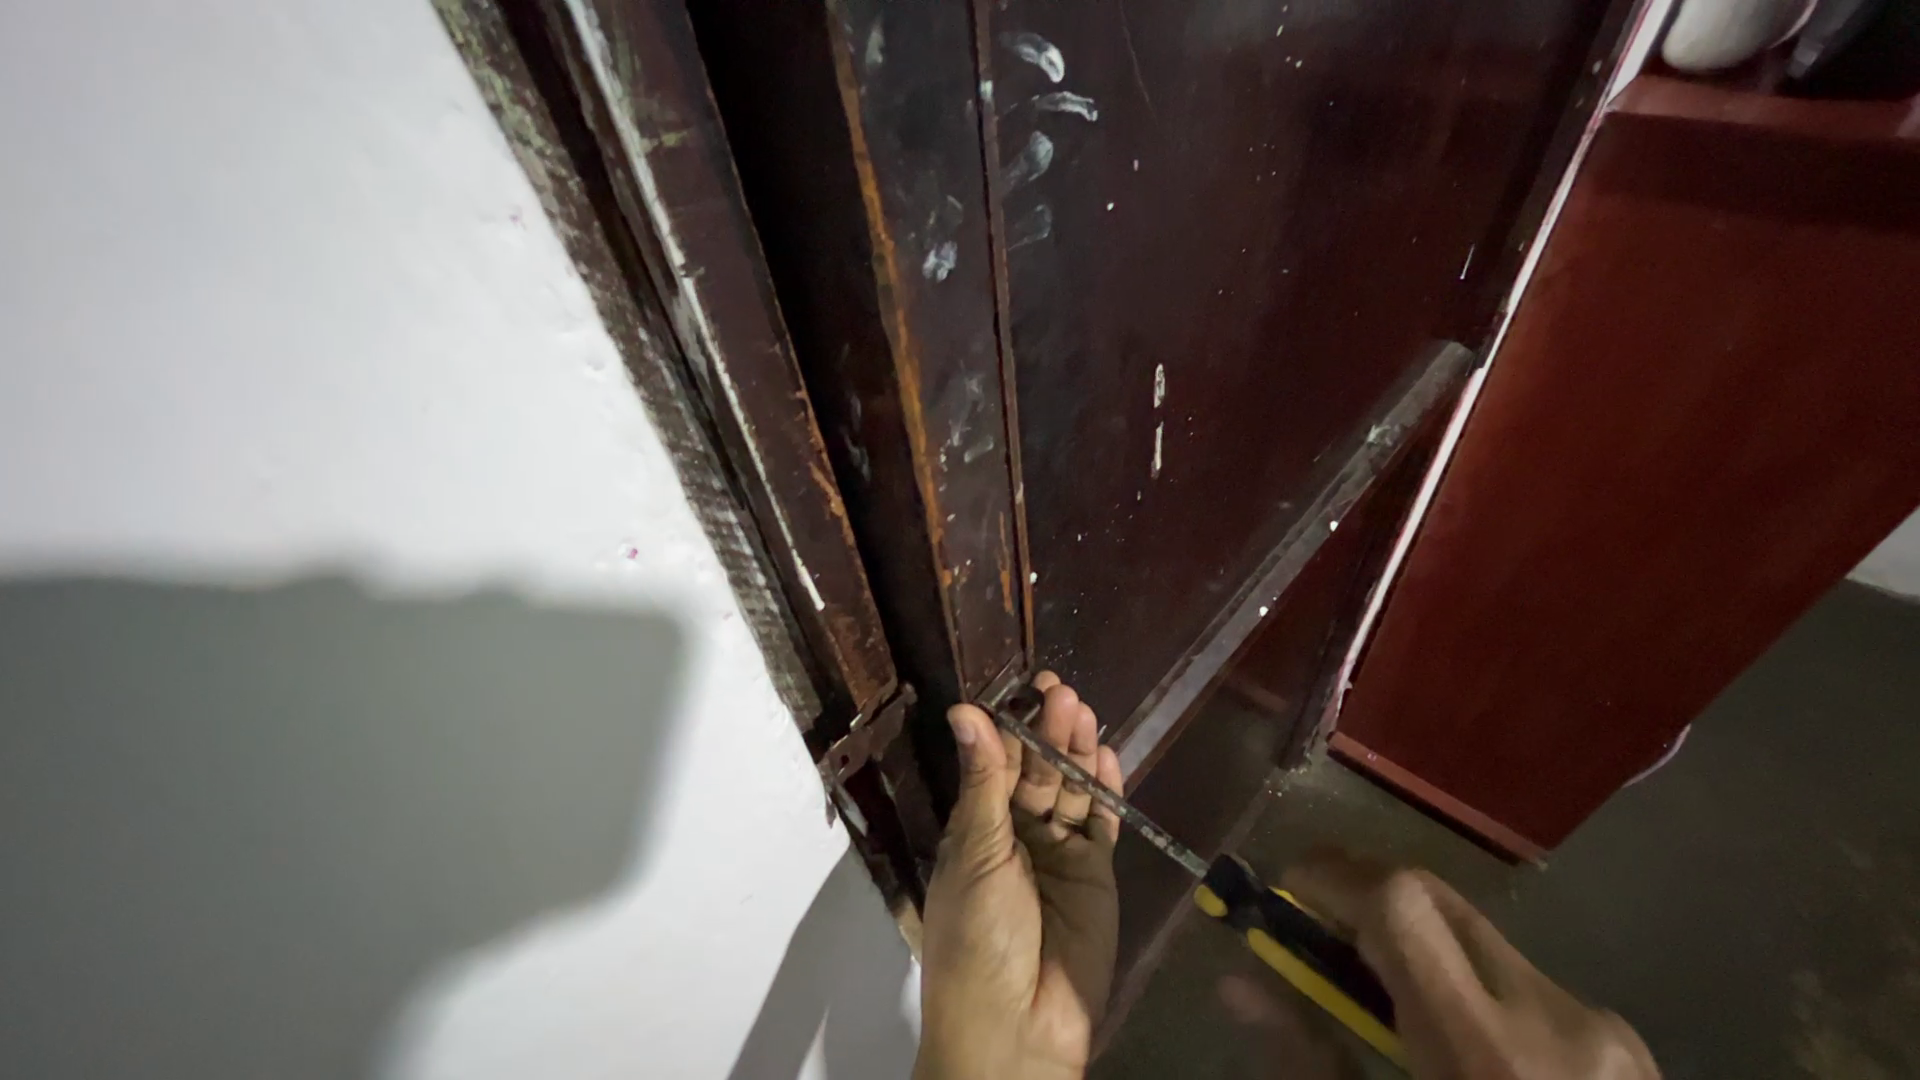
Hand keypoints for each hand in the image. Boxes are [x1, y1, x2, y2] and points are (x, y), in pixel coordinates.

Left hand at [914, 673, 1122, 1079]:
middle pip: (1038, 772)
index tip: (1024, 687)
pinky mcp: (1094, 875)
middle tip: (1060, 691)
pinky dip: (1105, 791)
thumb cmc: (979, 932)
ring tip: (1084, 712)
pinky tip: (1108, 756)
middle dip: (1047, 732)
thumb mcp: (977, 850)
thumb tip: (965, 710)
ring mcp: (1058, 854)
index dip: (1010, 727)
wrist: (1016, 1025)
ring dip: (1077, 752)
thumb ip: (984, 780)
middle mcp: (1017, 834)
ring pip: (1072, 791)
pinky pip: (1101, 824)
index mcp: (977, 827)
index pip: (997, 764)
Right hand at [1282, 849, 1659, 1079]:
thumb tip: (1237, 983)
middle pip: (1433, 896)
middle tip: (1318, 920)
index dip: (1332, 876)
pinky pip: (1520, 975)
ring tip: (1386, 992)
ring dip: (1415, 937)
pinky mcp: (1632, 1046)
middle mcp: (1556, 1022)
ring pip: (1475, 931)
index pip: (1399, 905)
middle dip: (1362, 890)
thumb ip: (1307, 1058)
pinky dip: (1465, 978)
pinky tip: (1461, 1039)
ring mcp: (1605, 1032)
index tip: (1289, 888)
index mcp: (1484, 1056)